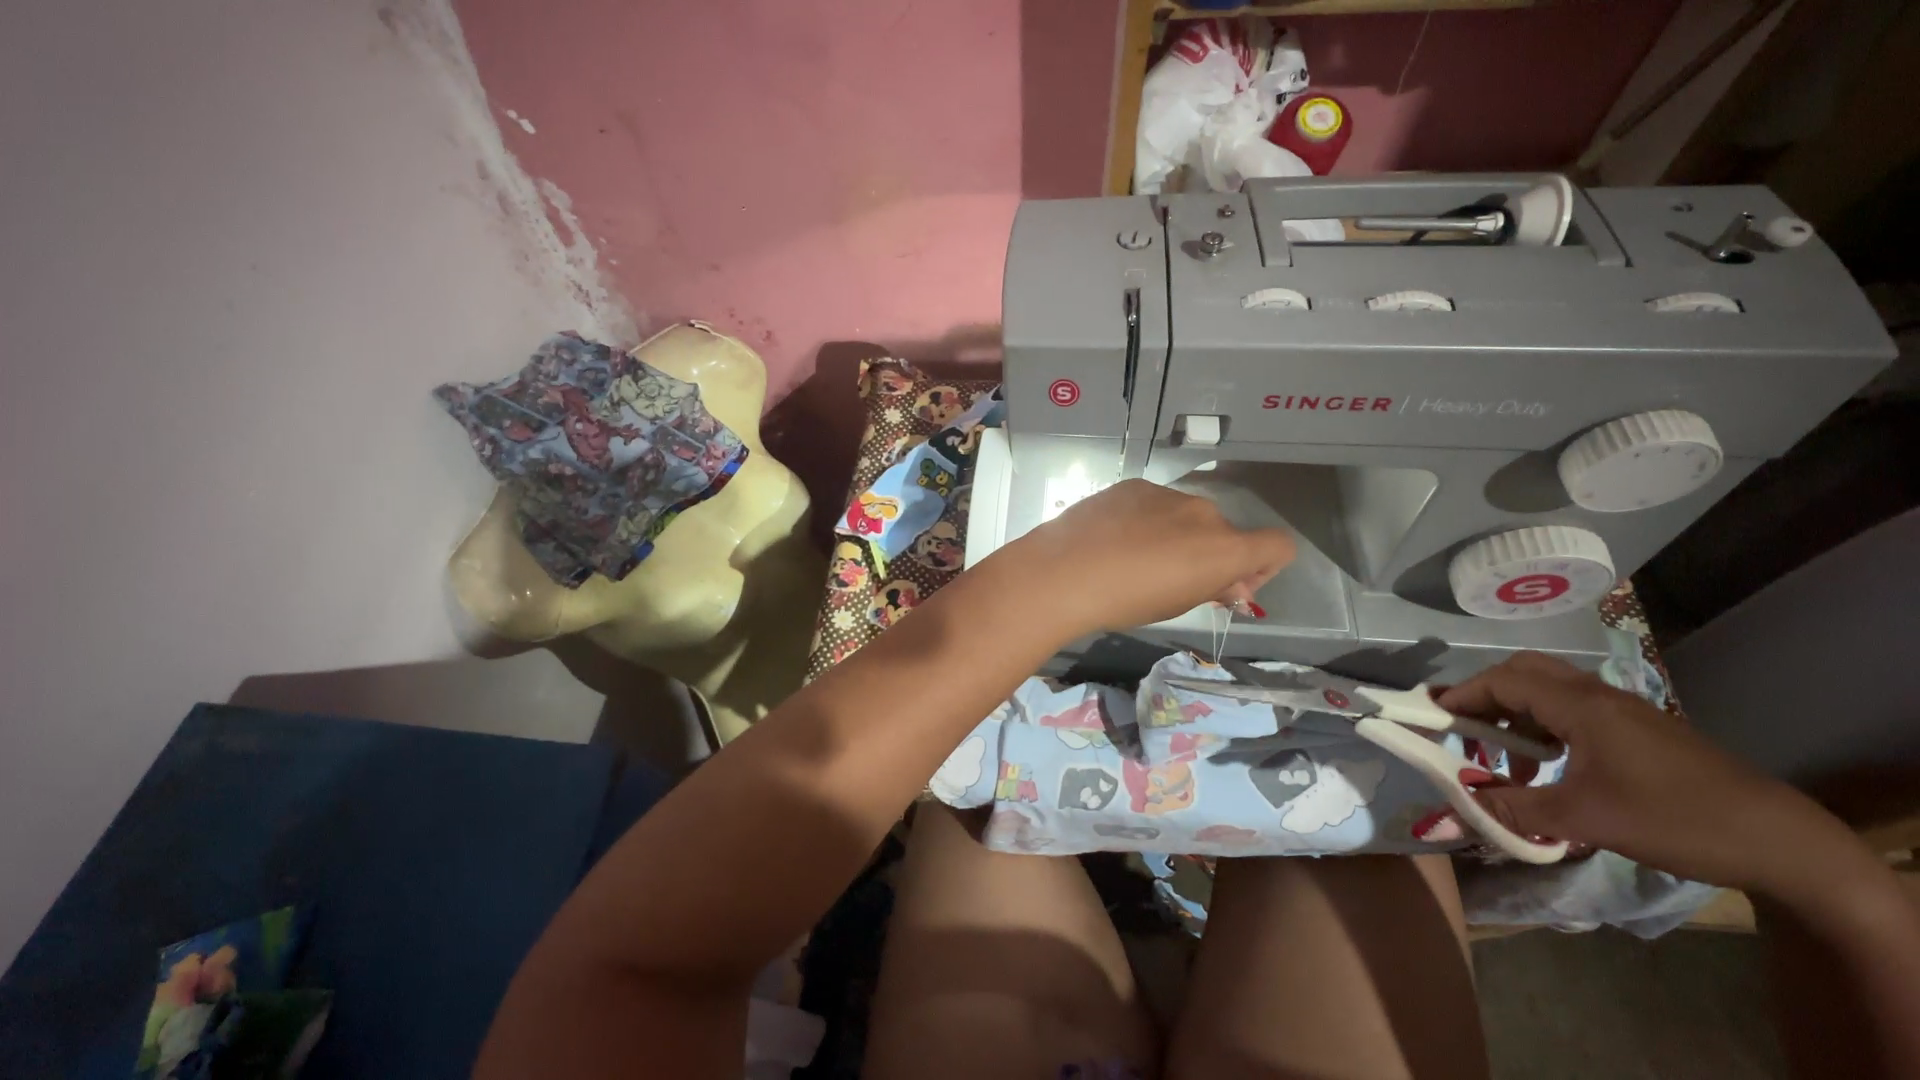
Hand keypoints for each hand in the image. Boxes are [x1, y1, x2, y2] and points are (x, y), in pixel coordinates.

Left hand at [997, 479, 1295, 637]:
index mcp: (1225, 547)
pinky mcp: (1132, 484)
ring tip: (1132, 561)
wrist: (1062, 571)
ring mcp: (1167, 493)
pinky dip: (1144, 520)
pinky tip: (1112, 540)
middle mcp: (1204, 512)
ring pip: (1186, 515)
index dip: (1264, 567)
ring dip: (1174, 535)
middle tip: (1172, 581)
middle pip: (1224, 531)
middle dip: (1209, 554)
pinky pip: (1152, 504)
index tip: (1230, 585)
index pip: (1278, 546)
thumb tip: (1231, 583)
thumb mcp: (1177, 604)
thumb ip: (1213, 588)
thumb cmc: (1126, 601)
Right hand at [1438, 653, 1867, 898]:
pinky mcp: (1640, 731)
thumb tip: (1455, 805)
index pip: (1503, 681)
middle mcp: (1599, 696)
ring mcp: (1623, 711)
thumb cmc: (1672, 819)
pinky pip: (1574, 711)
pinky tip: (1548, 771)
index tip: (1430, 718)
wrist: (1776, 839)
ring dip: (1515, 715)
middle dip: (1484, 695)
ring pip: (1550, 691)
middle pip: (1524, 672)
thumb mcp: (1583, 820)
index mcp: (1581, 706)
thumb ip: (1513, 808)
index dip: (1460, 695)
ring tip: (1502, 761)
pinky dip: (1544, 729)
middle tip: (1462, 730)